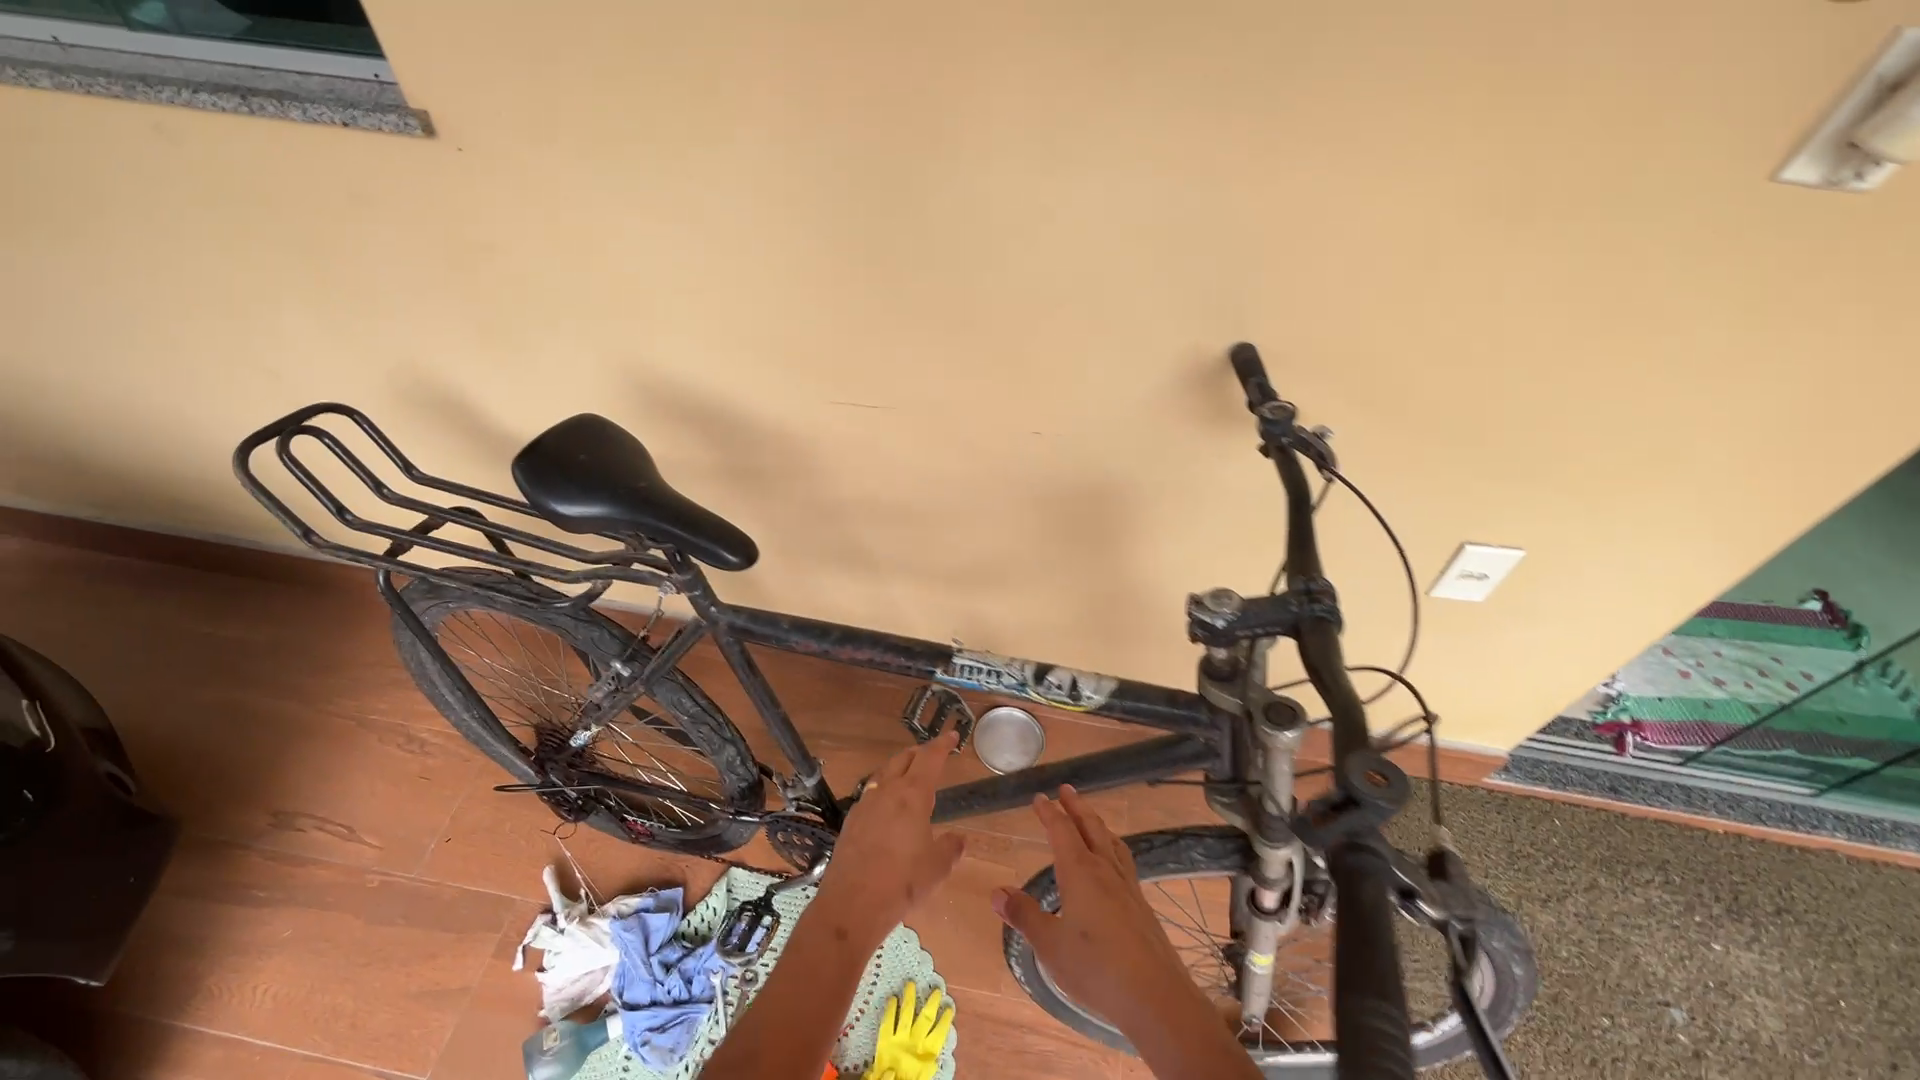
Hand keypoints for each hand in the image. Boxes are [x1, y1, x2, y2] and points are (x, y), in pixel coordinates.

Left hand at [813, 731, 966, 945]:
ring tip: (910, 780)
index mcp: (912, 795)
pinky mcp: (850, 822)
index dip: (942, 745)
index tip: (951, 735)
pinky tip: (888, 810)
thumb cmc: (902, 883)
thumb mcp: (937, 868)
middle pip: (903, 759)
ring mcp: (864, 805)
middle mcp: (886, 792)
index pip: (929, 758)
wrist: (852, 904)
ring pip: (884, 775)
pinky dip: (884, 791)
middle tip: (931, 755)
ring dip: (899, 770)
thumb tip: (958, 840)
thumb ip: (951, 848)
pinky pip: (871, 795)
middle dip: (919, 753)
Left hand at [863, 981, 952, 1079]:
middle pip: (926, 1018)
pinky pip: (888, 1022)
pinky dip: (890, 1010)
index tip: (950, 1007)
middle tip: (937, 990)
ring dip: (910, 998)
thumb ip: (929, 1066)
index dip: (945, 1020)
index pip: (940, 1033)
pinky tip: (892, 997)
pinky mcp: (885, 1040)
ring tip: (911, 983)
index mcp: (928, 1053)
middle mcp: (916, 1041)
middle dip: (932, 1003)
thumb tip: (934, 1058)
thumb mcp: (924, 1076)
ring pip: (907, 1014)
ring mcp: (900, 1039)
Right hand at [990, 786, 1193, 1033]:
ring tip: (1091, 818)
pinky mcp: (1141, 906)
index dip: (1049, 813)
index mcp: (1080, 873)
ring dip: (1097, 824)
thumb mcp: (1050, 945)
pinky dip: (1113, 848)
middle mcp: (1106, 871)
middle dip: (1077, 807)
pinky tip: (1113, 864)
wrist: (1155, 996)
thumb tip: (996, 892)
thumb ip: (1024, 916)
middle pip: (1091, 828)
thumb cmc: (1096, 969)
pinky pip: (1124, 862)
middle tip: (1067, 789)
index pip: (1062, 832)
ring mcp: (1128, 888)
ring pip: (1112, 843)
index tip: (1039, 797)